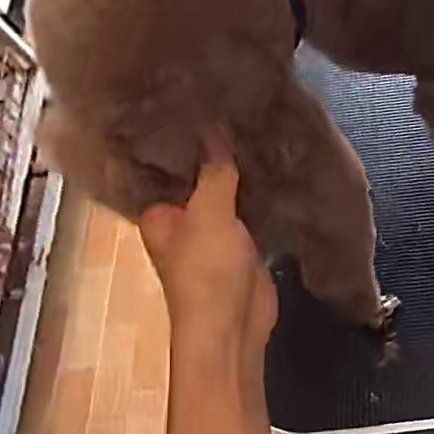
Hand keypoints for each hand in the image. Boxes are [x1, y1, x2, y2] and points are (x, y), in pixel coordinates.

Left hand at [138, 134, 276, 366]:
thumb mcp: (210, 215)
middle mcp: (183, 222)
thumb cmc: (208, 271)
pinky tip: (274, 180)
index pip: (167, 167)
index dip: (183, 141)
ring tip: (259, 141)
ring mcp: (215, 238)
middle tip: (240, 118)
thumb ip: (215, 173)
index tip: (202, 109)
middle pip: (200, 183)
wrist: (234, 324)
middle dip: (217, 159)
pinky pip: (250, 219)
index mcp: (160, 212)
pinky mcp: (243, 251)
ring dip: (241, 182)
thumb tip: (213, 129)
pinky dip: (259, 204)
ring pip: (228, 201)